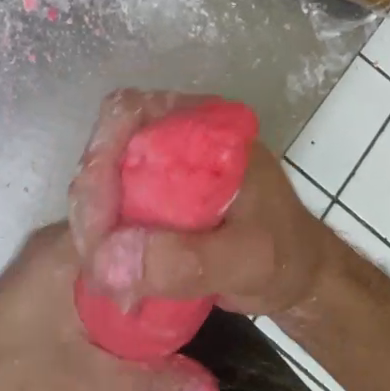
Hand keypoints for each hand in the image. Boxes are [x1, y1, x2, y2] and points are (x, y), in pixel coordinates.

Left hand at [0, 224, 221, 390]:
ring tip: (187, 286)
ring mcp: (41, 265)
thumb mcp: (88, 385)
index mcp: (60, 249)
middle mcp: (50, 244)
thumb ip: (154, 382)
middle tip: (206, 266)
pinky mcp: (38, 287)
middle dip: (159, 249)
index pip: (125, 211)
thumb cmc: (9, 386)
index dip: (169, 219)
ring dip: (138, 270)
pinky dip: (118, 285)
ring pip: (105, 255)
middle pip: (117, 232)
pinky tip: (147, 307)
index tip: (209, 235)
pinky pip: (90, 272)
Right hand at [72, 88, 343, 317]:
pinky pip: (109, 206)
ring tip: (102, 273)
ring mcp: (162, 166)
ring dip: (91, 222)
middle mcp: (177, 135)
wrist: (298, 277)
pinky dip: (101, 236)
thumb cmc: (284, 257)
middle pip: (107, 145)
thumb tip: (108, 259)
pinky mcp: (153, 196)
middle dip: (91, 199)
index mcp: (205, 127)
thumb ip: (186, 260)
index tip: (99, 217)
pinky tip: (107, 272)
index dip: (102, 154)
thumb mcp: (247, 260)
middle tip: (95, 258)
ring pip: (101, 177)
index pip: (132, 113)